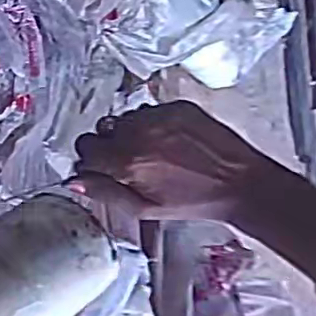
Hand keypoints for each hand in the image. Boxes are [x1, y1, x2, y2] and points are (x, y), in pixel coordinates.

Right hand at [71, 101, 287, 221]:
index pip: (86, 149)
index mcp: (127, 162)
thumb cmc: (194, 201)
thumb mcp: (144, 209)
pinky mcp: (177, 106)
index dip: (91, 161)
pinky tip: (167, 141)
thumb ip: (105, 192)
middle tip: (124, 161)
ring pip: (123, 119)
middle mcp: (139, 134)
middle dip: (106, 145)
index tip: (100, 169)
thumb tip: (75, 181)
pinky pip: (148, 110)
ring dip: (128, 133)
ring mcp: (159, 116)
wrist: (240, 183)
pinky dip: (150, 123)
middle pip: (101, 131)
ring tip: (150, 151)